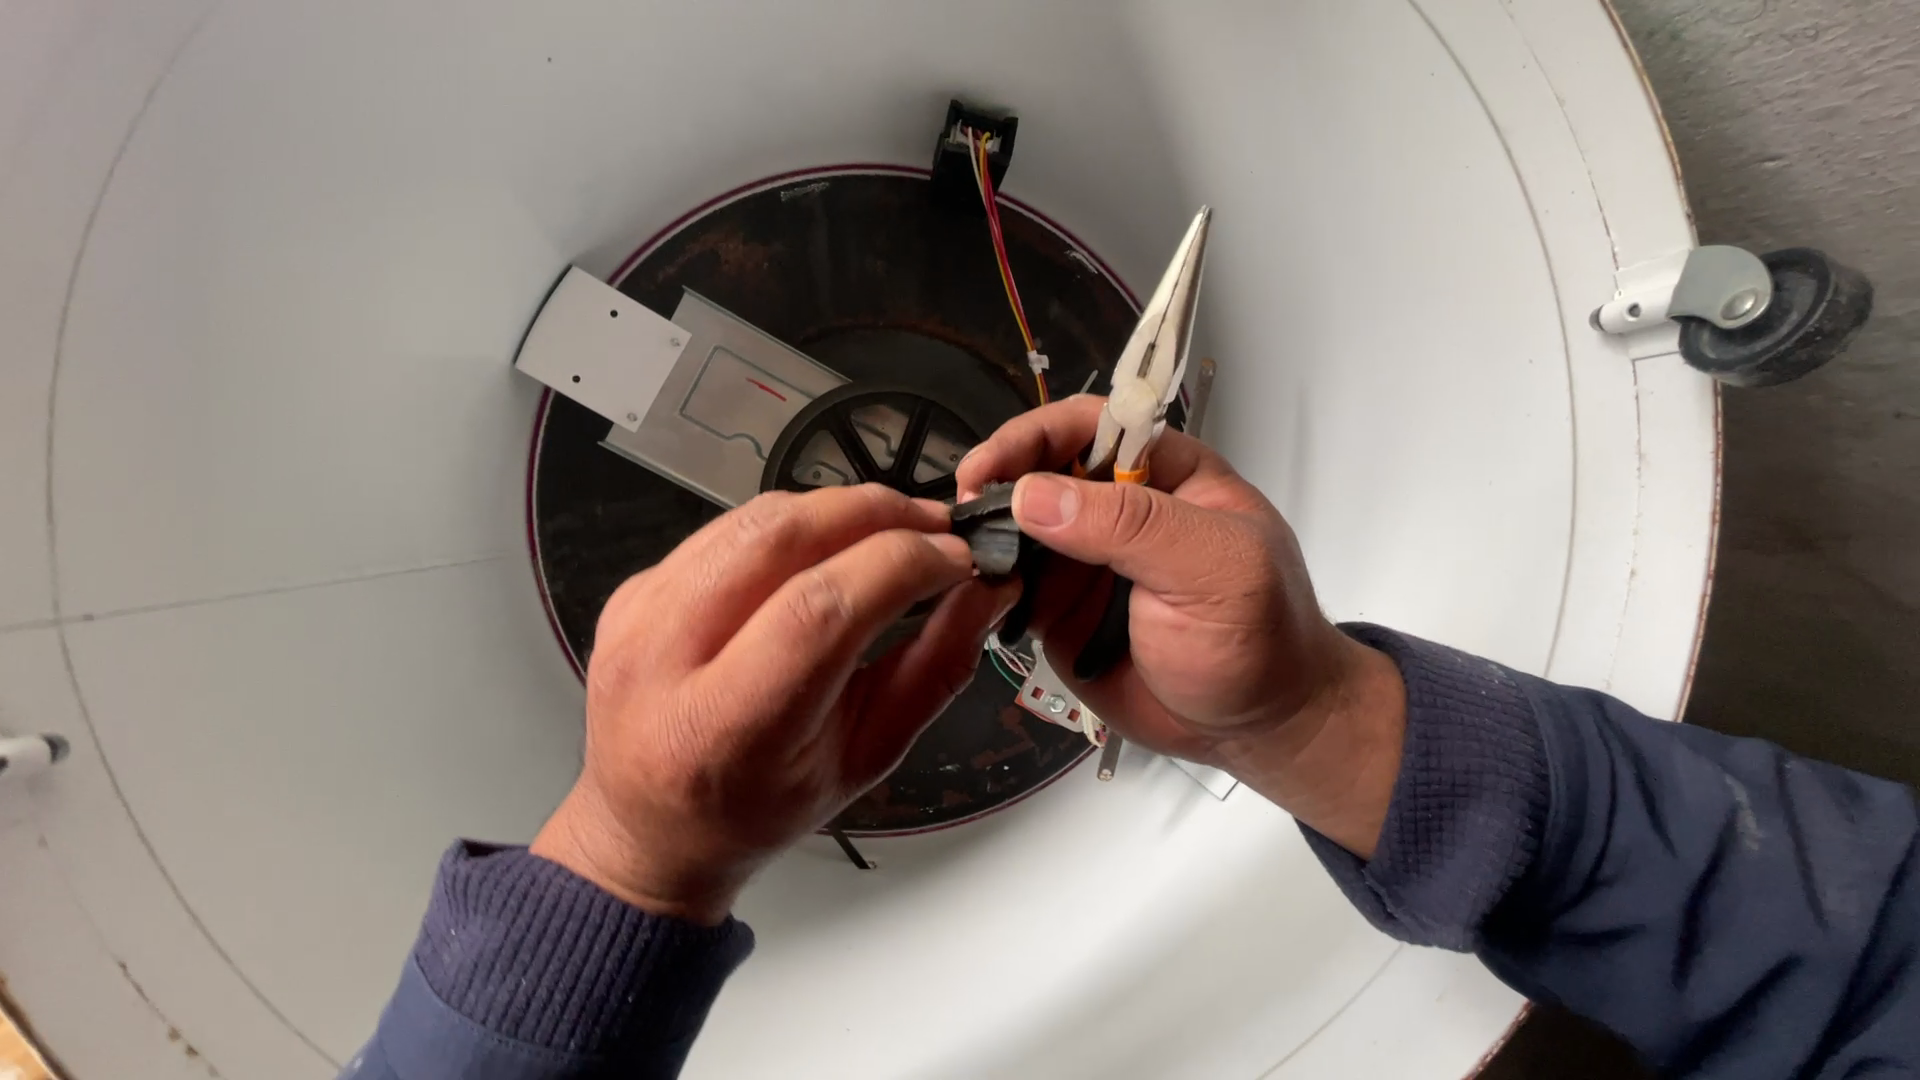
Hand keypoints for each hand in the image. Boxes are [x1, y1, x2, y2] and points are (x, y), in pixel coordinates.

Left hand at [532, 485, 1018, 922]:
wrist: (654, 824)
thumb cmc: (763, 808)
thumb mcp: (868, 756)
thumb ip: (935, 670)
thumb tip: (987, 592)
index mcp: (723, 729)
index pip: (820, 611)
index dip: (901, 566)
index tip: (957, 558)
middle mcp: (663, 659)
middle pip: (779, 540)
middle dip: (874, 513)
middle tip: (934, 524)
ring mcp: (639, 612)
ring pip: (754, 518)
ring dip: (839, 507)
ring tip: (894, 526)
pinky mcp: (636, 587)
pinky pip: (730, 526)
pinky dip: (798, 522)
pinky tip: (833, 542)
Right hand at [956, 396, 1404, 855]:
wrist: (1255, 726)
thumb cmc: (1258, 639)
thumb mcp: (1211, 568)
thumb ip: (1131, 526)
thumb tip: (1031, 495)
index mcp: (1164, 473)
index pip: (1089, 427)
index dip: (1035, 436)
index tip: (990, 468)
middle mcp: (1115, 508)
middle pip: (1041, 471)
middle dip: (998, 482)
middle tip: (961, 512)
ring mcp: (1082, 559)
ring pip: (1017, 526)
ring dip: (984, 533)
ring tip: (953, 551)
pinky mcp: (1058, 607)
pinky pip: (1011, 582)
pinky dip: (985, 581)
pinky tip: (967, 588)